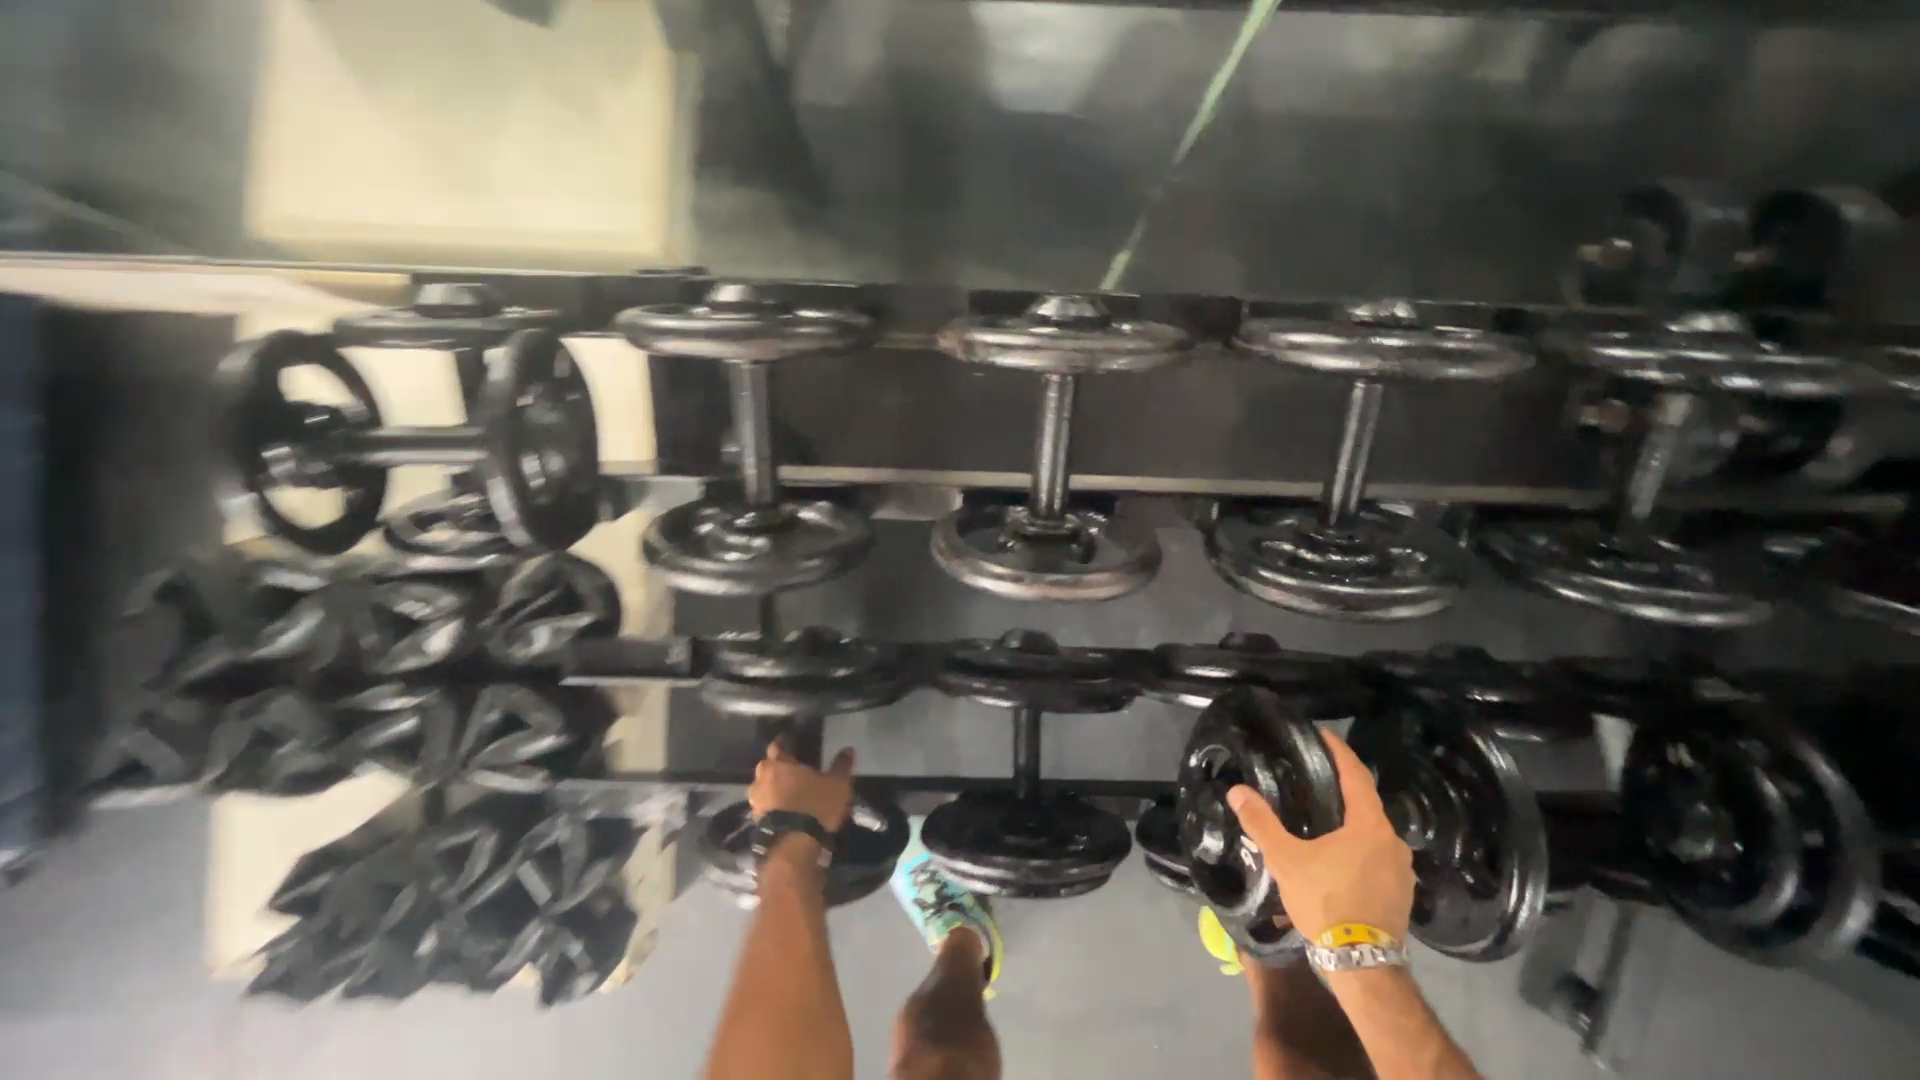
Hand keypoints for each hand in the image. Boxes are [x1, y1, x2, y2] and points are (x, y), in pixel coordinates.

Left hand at [748, 741, 856, 832]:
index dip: (783, 744)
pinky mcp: (755, 821)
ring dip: (773, 788)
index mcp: (779, 764)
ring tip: (789, 793)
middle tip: (793, 771)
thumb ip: (841, 765)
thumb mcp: (837, 784)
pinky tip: (784, 811)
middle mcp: (761, 778)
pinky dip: (772, 806)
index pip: (777, 746)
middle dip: (778, 768)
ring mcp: (756, 801)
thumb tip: (848, 749)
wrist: (794, 845)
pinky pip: (764, 806)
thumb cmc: (815, 806)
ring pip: (763, 787)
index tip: (791, 745)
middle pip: (767, 767)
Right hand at [1227, 728, 1414, 942]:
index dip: (1339, 752)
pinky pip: (1378, 858)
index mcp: (1369, 825)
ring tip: (1323, 820)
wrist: (1361, 962)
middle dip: (1342, 789)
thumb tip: (1237, 791)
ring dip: (1351, 823)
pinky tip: (1339, 859)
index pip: (1356, 775)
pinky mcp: (1402, 893)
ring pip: (1373, 833)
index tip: (1322, 735)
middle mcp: (1393, 841)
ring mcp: (1402, 869)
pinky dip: (1359, 849)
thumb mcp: (1286, 859)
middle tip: (1314, 777)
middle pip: (1367, 804)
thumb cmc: (1326, 900)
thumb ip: (1262, 822)